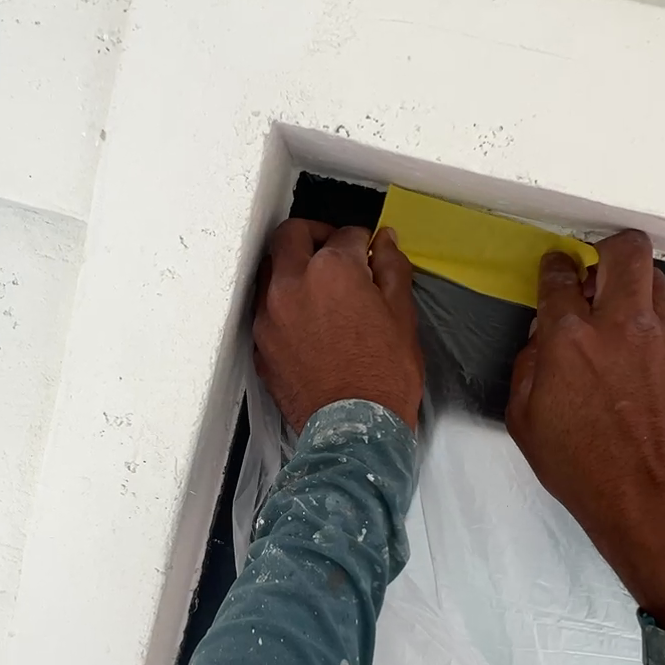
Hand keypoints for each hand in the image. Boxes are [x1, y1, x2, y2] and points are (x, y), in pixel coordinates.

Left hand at [254, 220, 423, 430]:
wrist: (355, 429)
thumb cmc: (382, 379)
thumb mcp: (402, 316)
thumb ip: (392, 269)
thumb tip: (386, 244)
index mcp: (332, 270)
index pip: (345, 235)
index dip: (362, 241)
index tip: (368, 252)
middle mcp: (291, 286)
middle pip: (291, 236)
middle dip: (314, 235)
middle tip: (334, 250)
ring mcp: (270, 318)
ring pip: (271, 272)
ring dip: (292, 269)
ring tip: (318, 288)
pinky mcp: (261, 347)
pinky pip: (266, 312)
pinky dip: (283, 307)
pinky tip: (306, 322)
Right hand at [505, 230, 664, 635]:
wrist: (652, 500)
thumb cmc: (579, 469)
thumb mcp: (524, 422)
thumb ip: (527, 368)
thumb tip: (541, 341)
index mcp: (569, 339)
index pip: (560, 277)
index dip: (554, 267)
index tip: (553, 269)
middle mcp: (621, 325)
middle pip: (625, 250)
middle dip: (605, 250)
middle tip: (593, 271)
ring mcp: (664, 336)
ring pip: (655, 278)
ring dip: (632, 284)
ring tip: (617, 311)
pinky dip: (652, 318)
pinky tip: (638, 348)